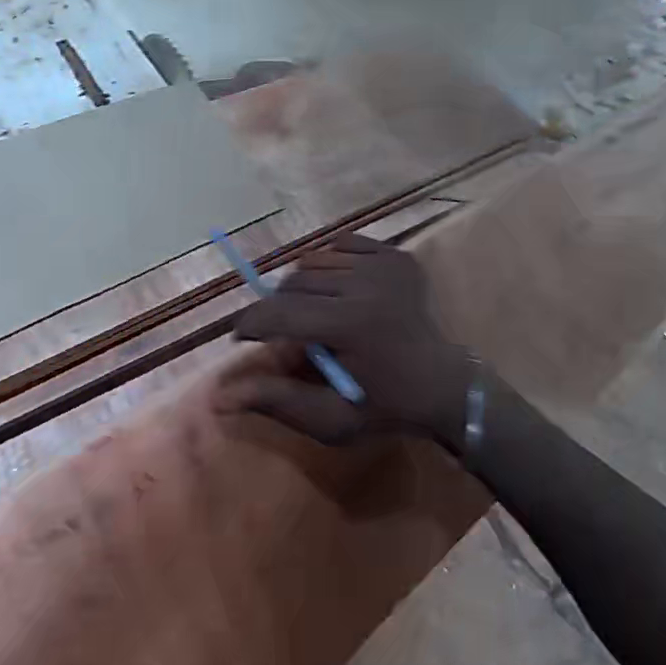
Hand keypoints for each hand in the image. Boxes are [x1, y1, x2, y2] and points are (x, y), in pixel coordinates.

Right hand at [220, 233, 471, 448]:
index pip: (279, 313)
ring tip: (313, 314)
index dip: (251, 324)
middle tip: (285, 335)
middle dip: (278, 310)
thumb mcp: (328, 419)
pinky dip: (329, 265)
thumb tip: (219, 397)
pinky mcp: (397, 255)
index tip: (241, 338)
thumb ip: (275, 400)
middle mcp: (367, 285)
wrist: (446, 387)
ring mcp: (385, 265)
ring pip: (313, 261)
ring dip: (302, 288)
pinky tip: (340, 292)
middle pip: (292, 284)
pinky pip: (341, 245)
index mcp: (351, 326)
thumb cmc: (383, 408)